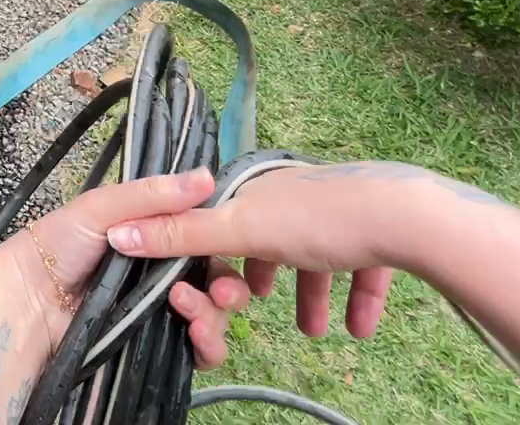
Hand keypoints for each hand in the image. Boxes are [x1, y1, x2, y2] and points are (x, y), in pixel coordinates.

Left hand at [1, 169, 246, 368]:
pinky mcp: (157, 341)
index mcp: (155, 234)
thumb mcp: (103, 208)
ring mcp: (163, 308)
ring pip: (212, 316)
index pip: (203, 239)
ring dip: (214, 316)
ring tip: (187, 309)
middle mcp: (164, 270)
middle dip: (227, 288)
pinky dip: (207, 348)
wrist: (32, 296)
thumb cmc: (62, 241)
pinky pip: (197, 351)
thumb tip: (208, 176)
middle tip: (223, 292)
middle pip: (216, 281)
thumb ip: (152, 196)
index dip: (223, 246)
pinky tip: (195, 337)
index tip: (236, 252)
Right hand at [105, 161, 436, 343]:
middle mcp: (287, 193)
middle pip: (267, 236)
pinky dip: (355, 297)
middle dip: (263, 273)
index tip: (215, 283)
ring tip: (314, 331)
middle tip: (260, 304)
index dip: (214, 249)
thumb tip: (115, 233)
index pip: (222, 216)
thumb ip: (180, 236)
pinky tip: (357, 329)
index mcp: (252, 189)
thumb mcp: (238, 231)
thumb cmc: (312, 221)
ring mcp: (334, 209)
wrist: (403, 217)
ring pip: (313, 254)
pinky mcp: (378, 230)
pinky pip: (360, 266)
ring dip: (310, 294)